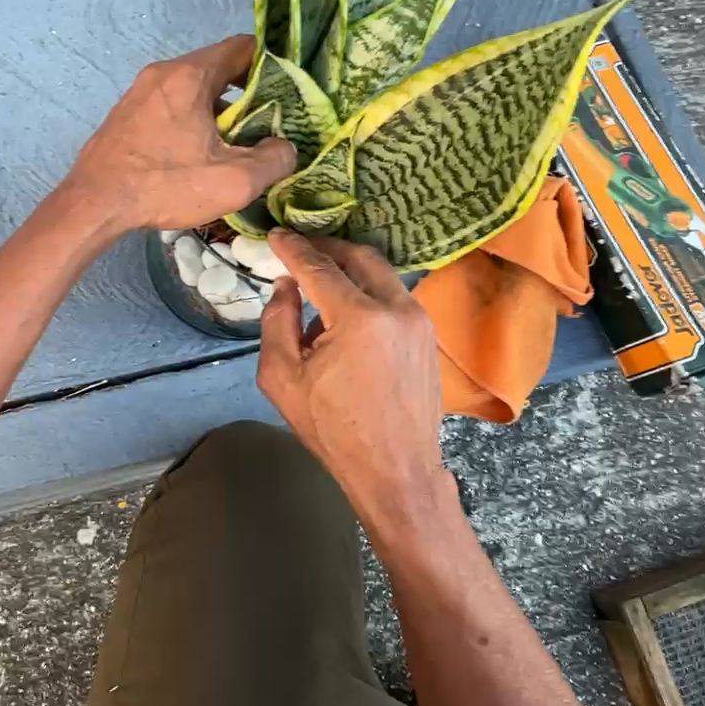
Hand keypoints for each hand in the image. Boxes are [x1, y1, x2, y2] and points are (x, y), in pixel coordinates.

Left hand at [61, 35, 295, 232]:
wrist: (94, 204)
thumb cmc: (165, 185)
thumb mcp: (234, 180)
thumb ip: (274, 159)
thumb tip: (284, 147)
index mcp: (189, 75)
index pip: (241, 47)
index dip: (272, 66)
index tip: (288, 94)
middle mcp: (162, 73)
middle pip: (216, 68)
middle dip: (247, 93)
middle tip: (266, 125)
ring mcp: (138, 93)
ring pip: (192, 89)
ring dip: (218, 111)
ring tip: (235, 145)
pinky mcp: (125, 116)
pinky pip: (169, 106)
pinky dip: (191, 120)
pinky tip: (197, 154)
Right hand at [258, 230, 451, 532]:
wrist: (396, 471)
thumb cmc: (332, 429)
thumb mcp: (282, 378)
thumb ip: (277, 321)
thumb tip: (286, 286)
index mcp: (358, 318)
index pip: (319, 267)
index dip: (293, 248)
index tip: (275, 234)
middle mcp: (395, 307)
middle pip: (359, 256)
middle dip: (327, 247)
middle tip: (300, 248)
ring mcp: (419, 320)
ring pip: (381, 274)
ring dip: (349, 270)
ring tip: (319, 285)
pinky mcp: (429, 335)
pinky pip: (394, 296)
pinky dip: (368, 291)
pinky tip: (347, 315)